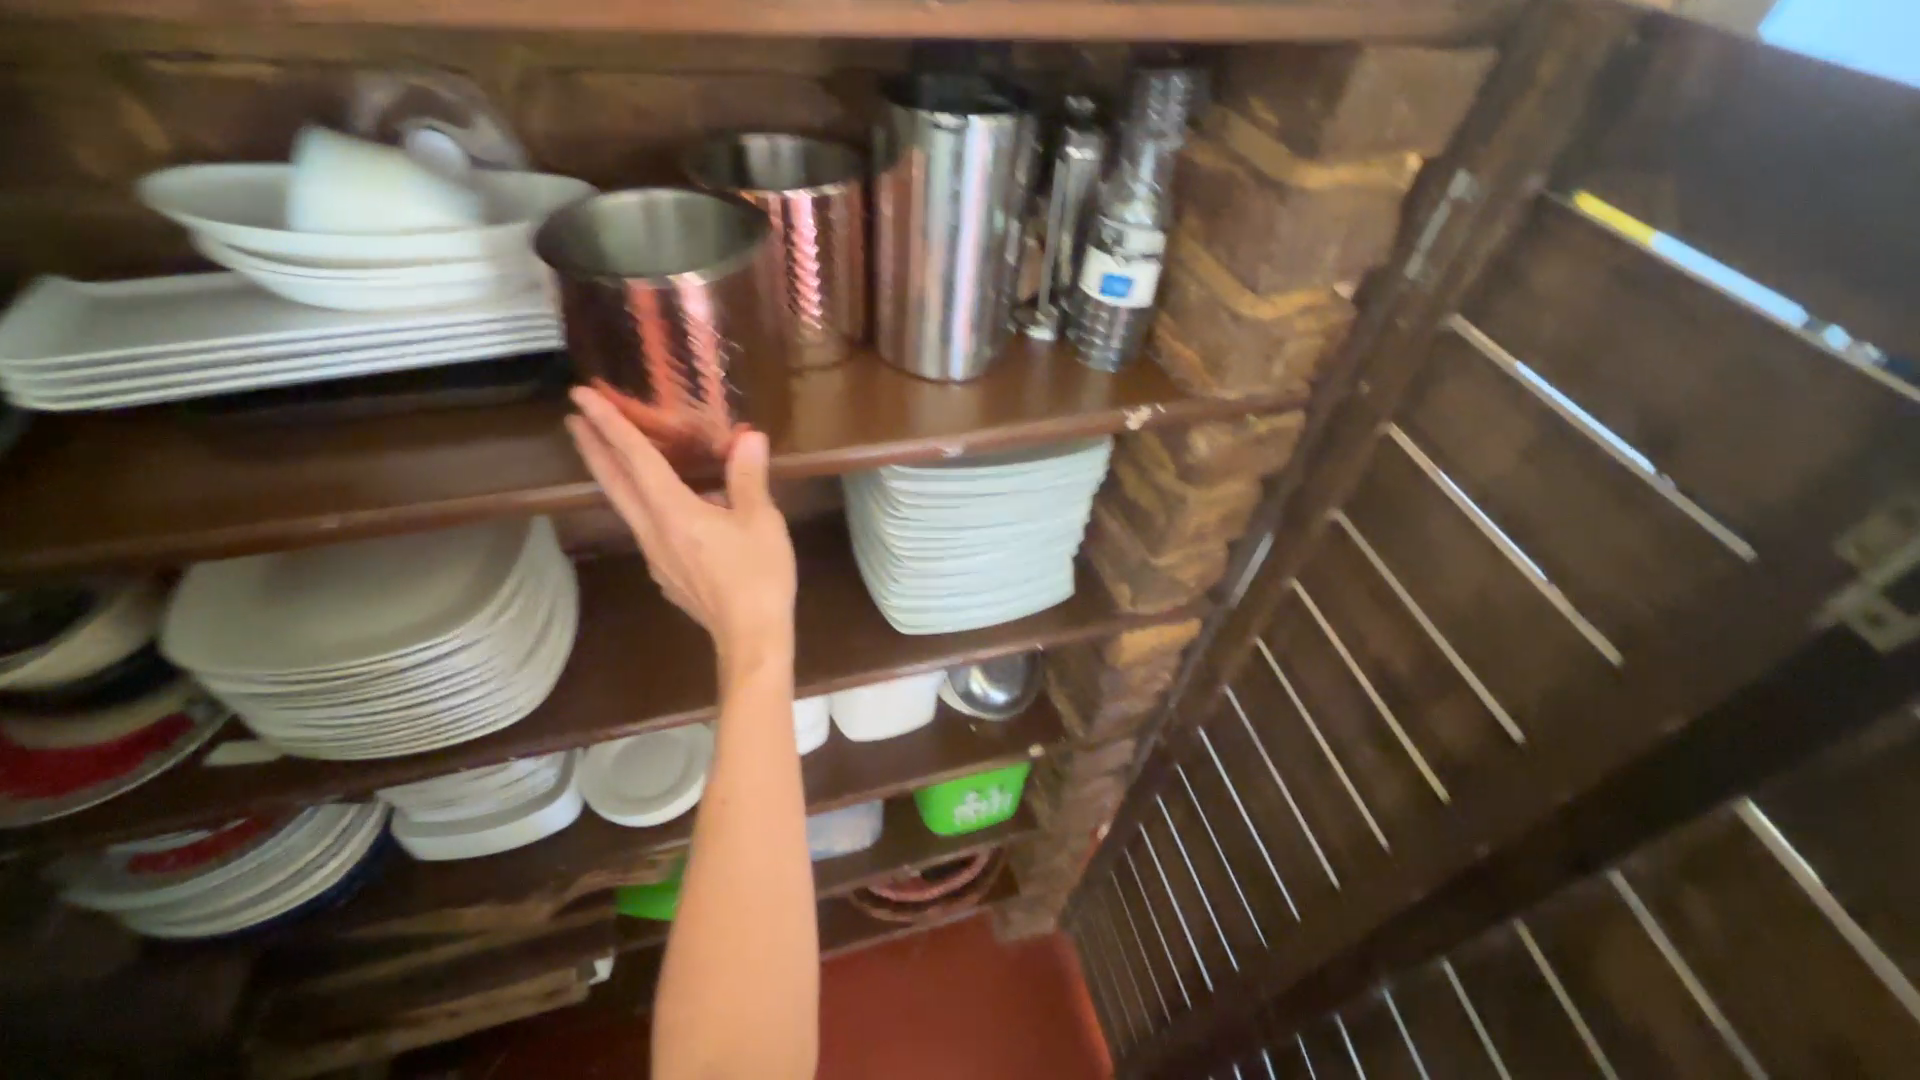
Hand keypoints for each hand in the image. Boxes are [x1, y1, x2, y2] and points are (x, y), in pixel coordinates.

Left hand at [566, 385, 795, 673]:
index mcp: (674, 512)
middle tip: (574, 417)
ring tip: (608, 452)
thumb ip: (748, 477)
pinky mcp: (666, 573)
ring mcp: (655, 555)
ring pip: (625, 505)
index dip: (610, 424)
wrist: (751, 636)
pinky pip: (645, 526)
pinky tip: (658, 503)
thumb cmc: (758, 575)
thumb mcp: (762, 520)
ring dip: (611, 474)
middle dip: (593, 447)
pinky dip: (638, 501)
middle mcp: (653, 531)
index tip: (581, 396)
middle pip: (614, 483)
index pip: (636, 458)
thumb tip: (748, 437)